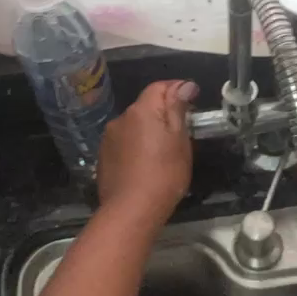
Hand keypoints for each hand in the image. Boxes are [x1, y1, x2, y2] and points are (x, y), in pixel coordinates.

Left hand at [98, 80, 197, 223]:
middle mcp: (121, 119)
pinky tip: (145, 164)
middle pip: (145, 106)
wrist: (131, 210)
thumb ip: (178, 109)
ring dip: (148, 131)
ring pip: (134, 126)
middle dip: (163, 113)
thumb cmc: (164, 174)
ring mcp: (109, 139)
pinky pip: (124, 143)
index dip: (177, 89)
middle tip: (182, 132)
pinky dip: (136, 146)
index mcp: (141, 110)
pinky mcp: (103, 157)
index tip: (193, 101)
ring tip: (163, 152)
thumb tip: (185, 85)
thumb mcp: (179, 140)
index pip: (160, 87)